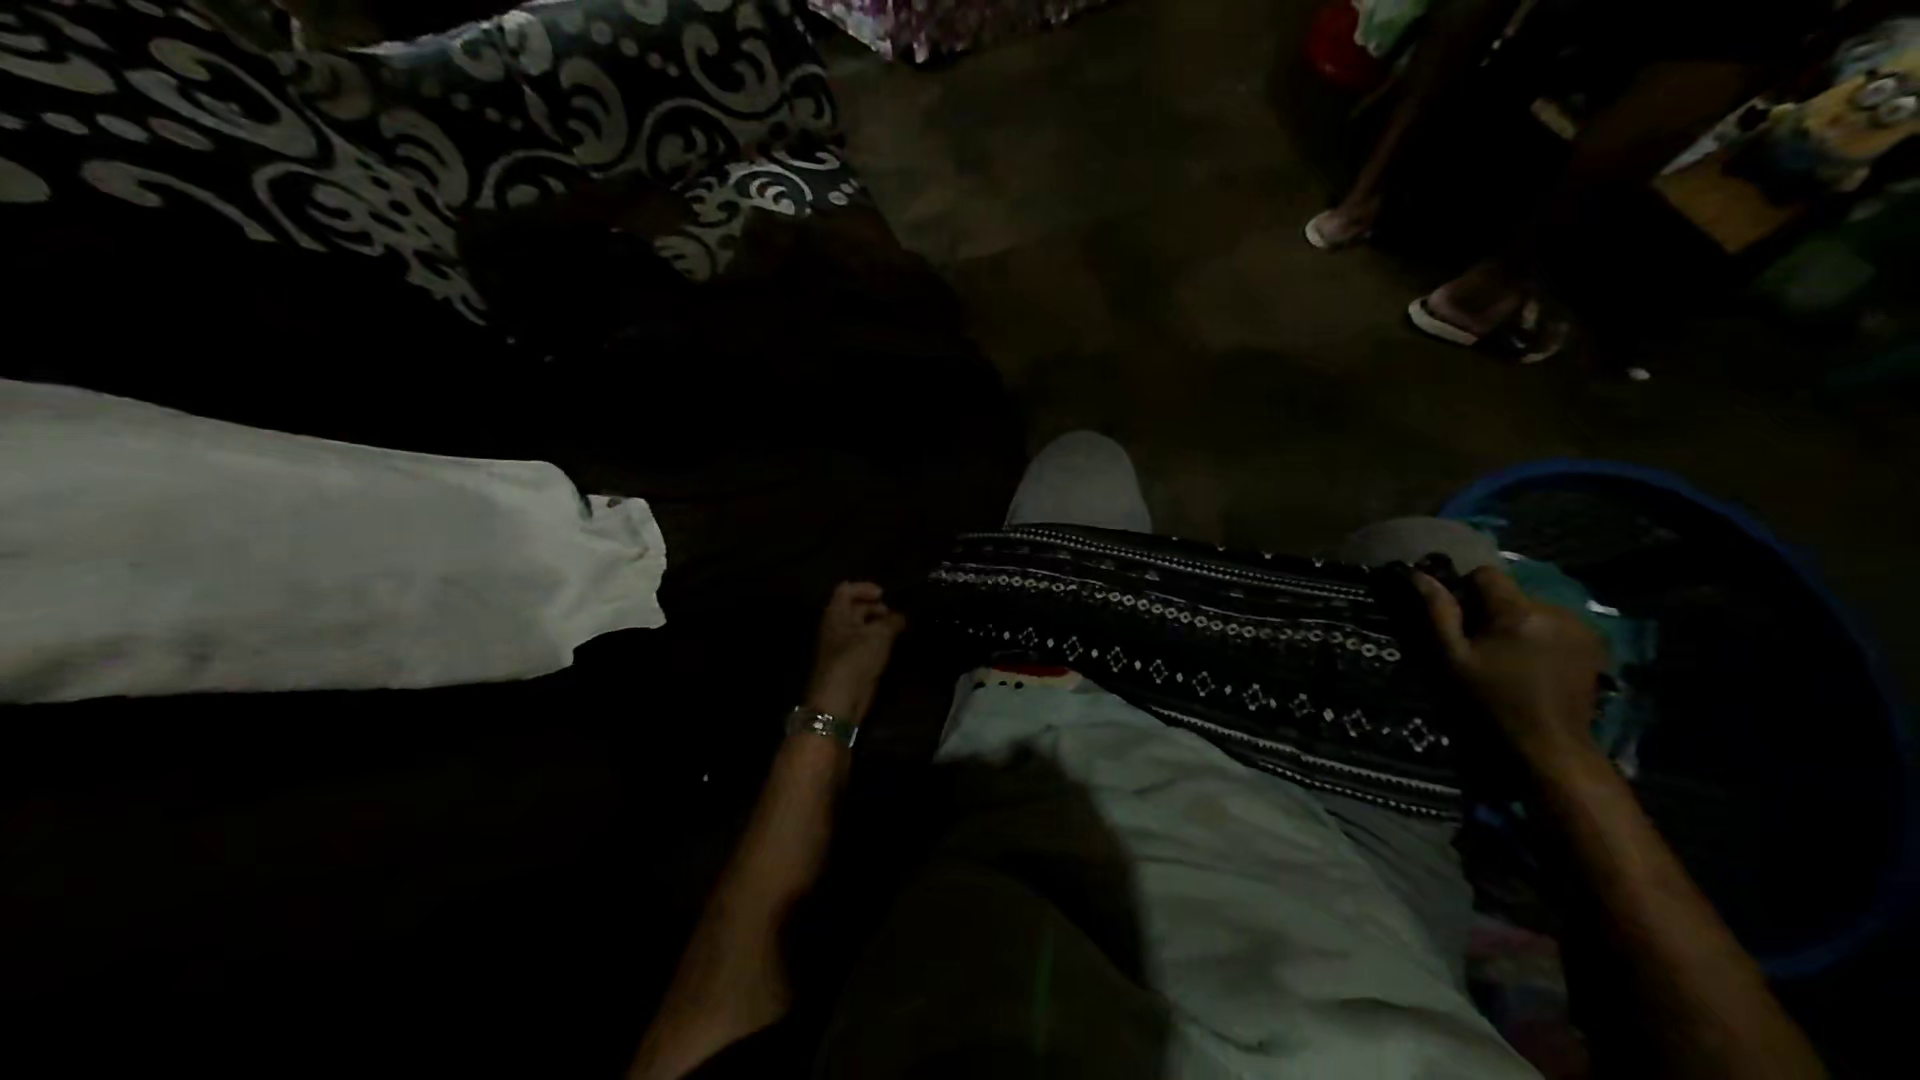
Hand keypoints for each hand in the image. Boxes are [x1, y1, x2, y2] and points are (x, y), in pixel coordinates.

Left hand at [803, 582, 907, 724]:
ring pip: (859, 628)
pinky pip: (863, 645)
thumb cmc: (856, 659)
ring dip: (877, 626)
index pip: (846, 590)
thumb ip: (891, 621)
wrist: (839, 699)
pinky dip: (876, 641)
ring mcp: (840, 647)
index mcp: (836, 614)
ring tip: (897, 630)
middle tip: (893, 614)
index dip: (864, 588)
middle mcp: (835, 627)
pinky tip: (890, 647)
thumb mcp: (879, 635)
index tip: (884, 594)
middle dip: (874, 608)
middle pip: (853, 608)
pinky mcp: (849, 664)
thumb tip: (900, 616)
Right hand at [1413, 567, 1607, 766]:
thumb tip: (1418, 575)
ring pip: (1532, 607)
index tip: (1459, 622)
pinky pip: (1554, 623)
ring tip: (1509, 657)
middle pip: (1510, 593)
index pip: (1485, 574)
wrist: (1548, 743)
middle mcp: (1555, 610)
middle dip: (1491, 611)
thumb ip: (1437, 613)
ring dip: (1516, 623)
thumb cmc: (1491, 700)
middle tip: (1481, 646)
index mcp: (1518, 612)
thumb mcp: (1453, 658)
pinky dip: (1539, 635)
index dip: (1465, 592)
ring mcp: (1581, 626)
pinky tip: (1534, 662)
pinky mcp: (1594, 643)